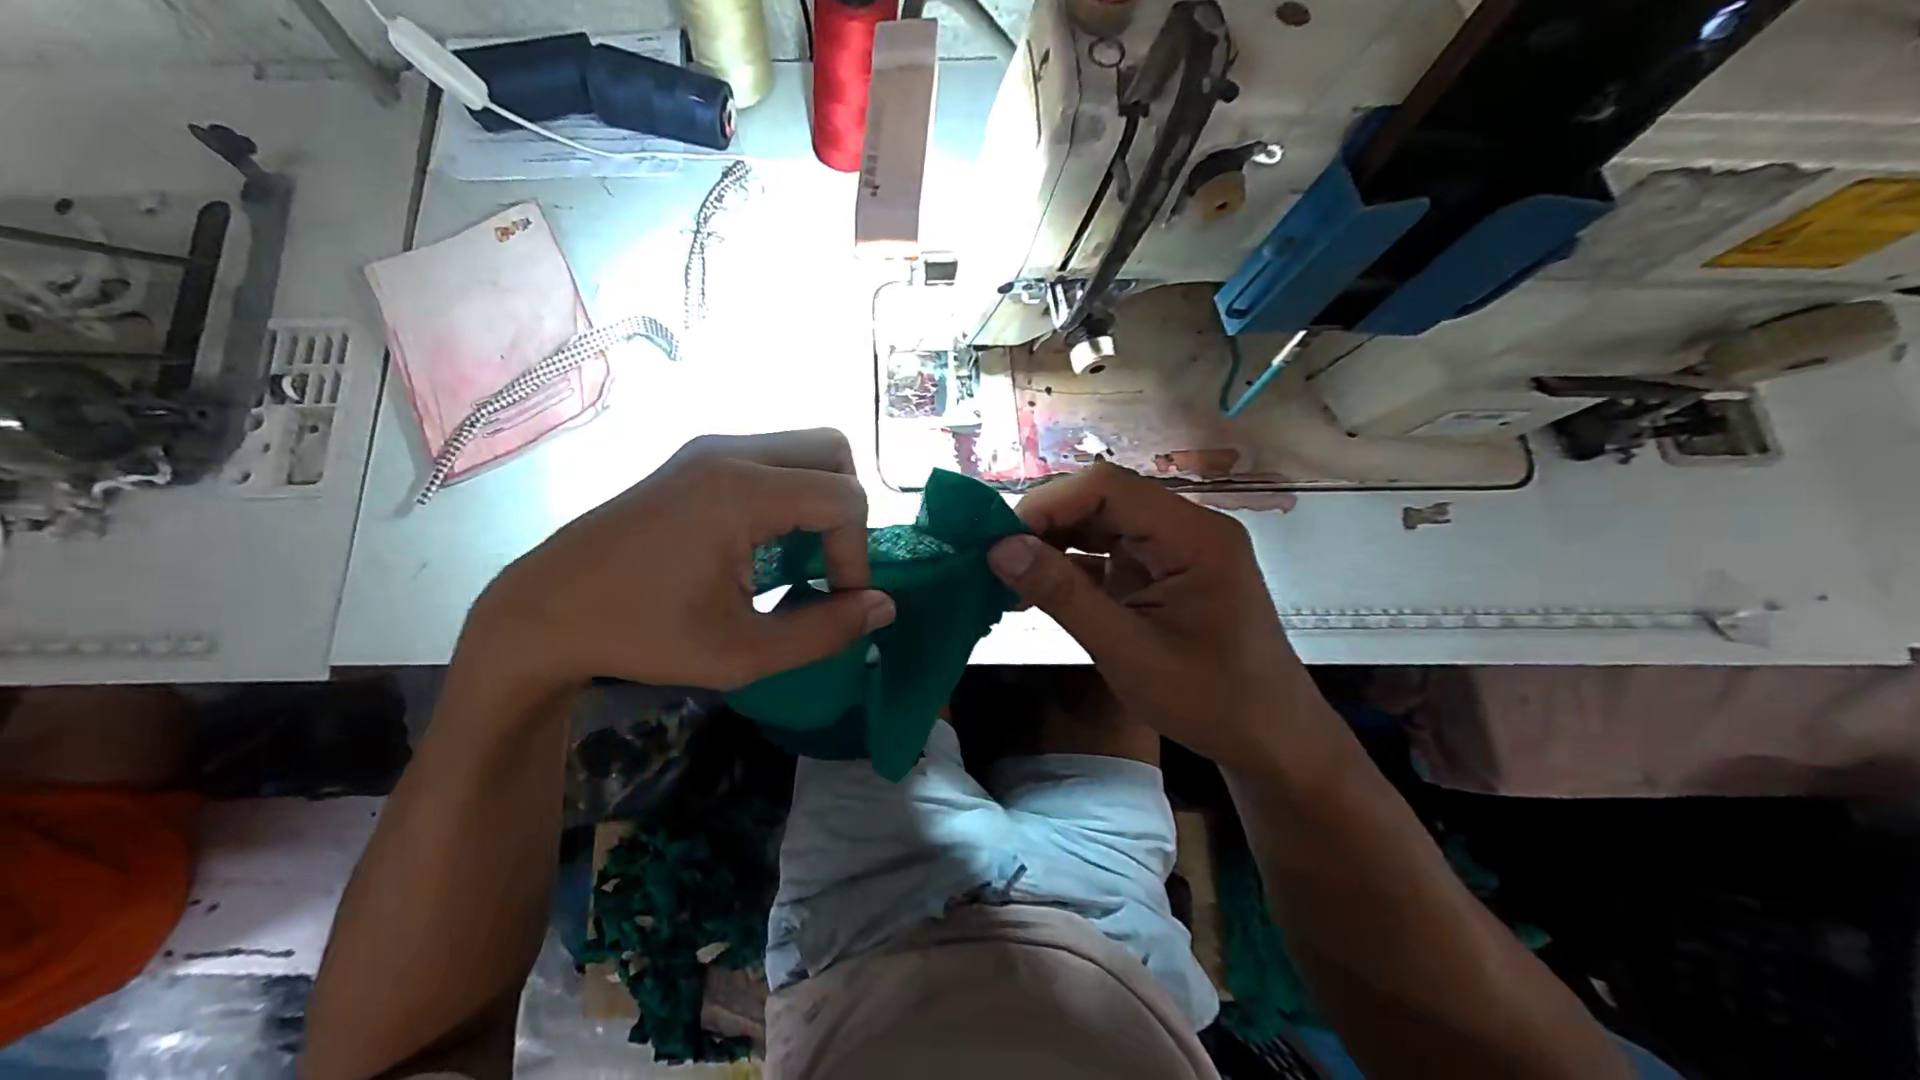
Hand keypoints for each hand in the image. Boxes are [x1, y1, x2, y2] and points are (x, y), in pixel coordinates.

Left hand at [462, 429, 895, 695]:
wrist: (544, 611)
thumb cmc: (641, 636)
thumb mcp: (742, 653)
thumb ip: (824, 632)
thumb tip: (884, 607)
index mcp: (741, 492)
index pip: (844, 499)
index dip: (857, 554)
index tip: (835, 599)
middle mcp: (729, 453)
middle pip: (834, 451)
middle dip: (847, 511)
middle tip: (824, 565)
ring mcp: (707, 449)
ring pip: (803, 448)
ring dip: (819, 498)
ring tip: (794, 556)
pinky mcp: (692, 459)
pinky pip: (770, 457)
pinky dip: (789, 492)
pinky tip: (760, 543)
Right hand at [987, 462, 1314, 764]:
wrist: (1270, 741)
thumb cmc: (1209, 701)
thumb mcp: (1127, 650)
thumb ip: (1063, 595)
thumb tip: (999, 549)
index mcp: (1193, 535)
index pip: (1107, 487)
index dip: (1048, 504)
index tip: (1000, 540)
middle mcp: (1186, 528)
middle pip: (1102, 500)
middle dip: (1045, 525)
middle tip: (994, 559)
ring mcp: (1175, 550)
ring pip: (1101, 525)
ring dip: (1053, 546)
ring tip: (1006, 576)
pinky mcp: (1163, 573)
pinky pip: (1110, 554)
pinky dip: (1072, 568)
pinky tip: (1035, 589)